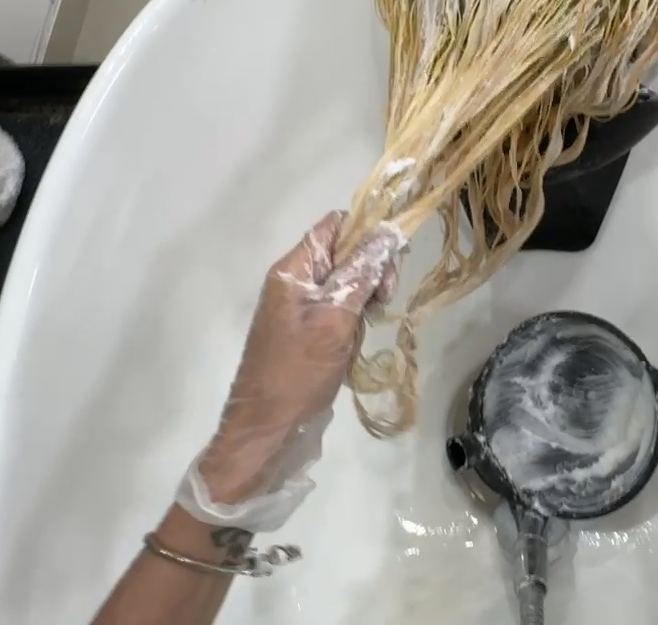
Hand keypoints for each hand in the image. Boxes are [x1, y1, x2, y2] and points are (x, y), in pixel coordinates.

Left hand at [175, 212, 404, 531]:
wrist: (266, 432)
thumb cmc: (298, 372)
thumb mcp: (335, 318)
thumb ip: (361, 272)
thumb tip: (387, 232)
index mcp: (293, 269)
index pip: (335, 225)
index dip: (367, 232)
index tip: (392, 259)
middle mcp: (295, 280)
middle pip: (344, 250)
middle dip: (371, 266)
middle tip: (385, 296)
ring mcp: (301, 306)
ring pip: (346, 279)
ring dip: (366, 292)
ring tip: (374, 316)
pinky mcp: (308, 328)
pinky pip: (340, 305)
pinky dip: (356, 313)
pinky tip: (362, 330)